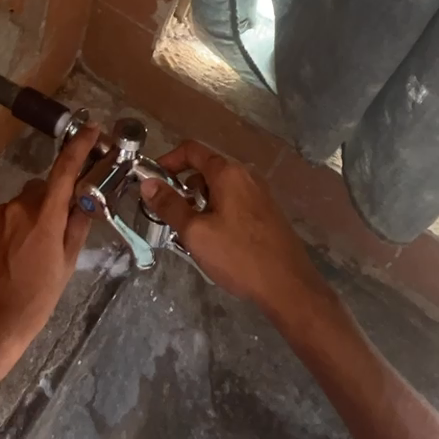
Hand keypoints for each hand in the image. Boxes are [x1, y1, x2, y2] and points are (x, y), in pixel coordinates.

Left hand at [0, 125, 100, 363]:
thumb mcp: (65, 266)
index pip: (65, 170)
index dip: (80, 146)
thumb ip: (76, 227)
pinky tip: (19, 256)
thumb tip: (88, 198)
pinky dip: (20, 227)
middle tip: (63, 232)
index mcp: (43, 215)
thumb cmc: (33, 300)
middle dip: (56, 202)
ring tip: (38, 254)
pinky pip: (10, 216)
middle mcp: (19, 206)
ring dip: (36, 217)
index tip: (94, 129)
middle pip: (45, 189)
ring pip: (27, 203)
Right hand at [140, 140, 327, 319]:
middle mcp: (246, 176)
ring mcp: (260, 194)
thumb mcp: (196, 232)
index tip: (153, 181)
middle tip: (171, 216)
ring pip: (220, 189)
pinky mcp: (267, 214)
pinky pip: (234, 203)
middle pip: (205, 170)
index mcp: (228, 173)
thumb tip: (148, 183)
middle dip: (183, 189)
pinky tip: (217, 243)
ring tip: (193, 234)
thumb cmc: (239, 256)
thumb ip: (169, 205)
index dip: (168, 160)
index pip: (191, 150)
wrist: (290, 288)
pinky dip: (218, 213)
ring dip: (200, 204)